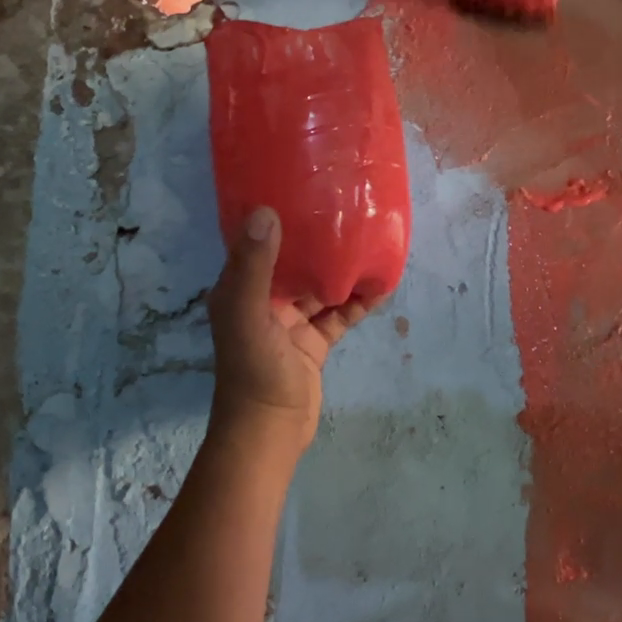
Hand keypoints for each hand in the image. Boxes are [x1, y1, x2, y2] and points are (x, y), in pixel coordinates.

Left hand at [207, 208, 370, 451]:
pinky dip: (357, 302)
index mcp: (240, 288)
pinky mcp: (313, 342)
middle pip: (292, 260)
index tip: (302, 188)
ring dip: (341, 268)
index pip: (256, 242)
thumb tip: (266, 211)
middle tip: (346, 209)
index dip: (275, 216)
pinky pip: (338, 314)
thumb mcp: (249, 313)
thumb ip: (255, 265)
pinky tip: (381, 286)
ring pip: (319, 286)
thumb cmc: (253, 369)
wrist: (269, 432)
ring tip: (370, 240)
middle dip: (315, 238)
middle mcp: (264, 300)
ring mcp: (290, 322)